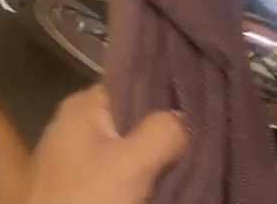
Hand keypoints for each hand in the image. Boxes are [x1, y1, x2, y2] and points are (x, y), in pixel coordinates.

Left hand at [25, 86, 186, 203]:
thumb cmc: (87, 198)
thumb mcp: (130, 165)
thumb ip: (160, 133)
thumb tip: (183, 114)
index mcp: (83, 105)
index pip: (130, 84)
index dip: (164, 93)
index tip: (197, 102)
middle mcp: (76, 122)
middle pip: (129, 117)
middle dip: (162, 128)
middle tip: (201, 136)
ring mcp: (75, 154)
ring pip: (124, 146)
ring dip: (152, 156)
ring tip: (191, 160)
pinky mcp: (78, 183)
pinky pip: (115, 170)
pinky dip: (137, 175)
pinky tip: (163, 183)